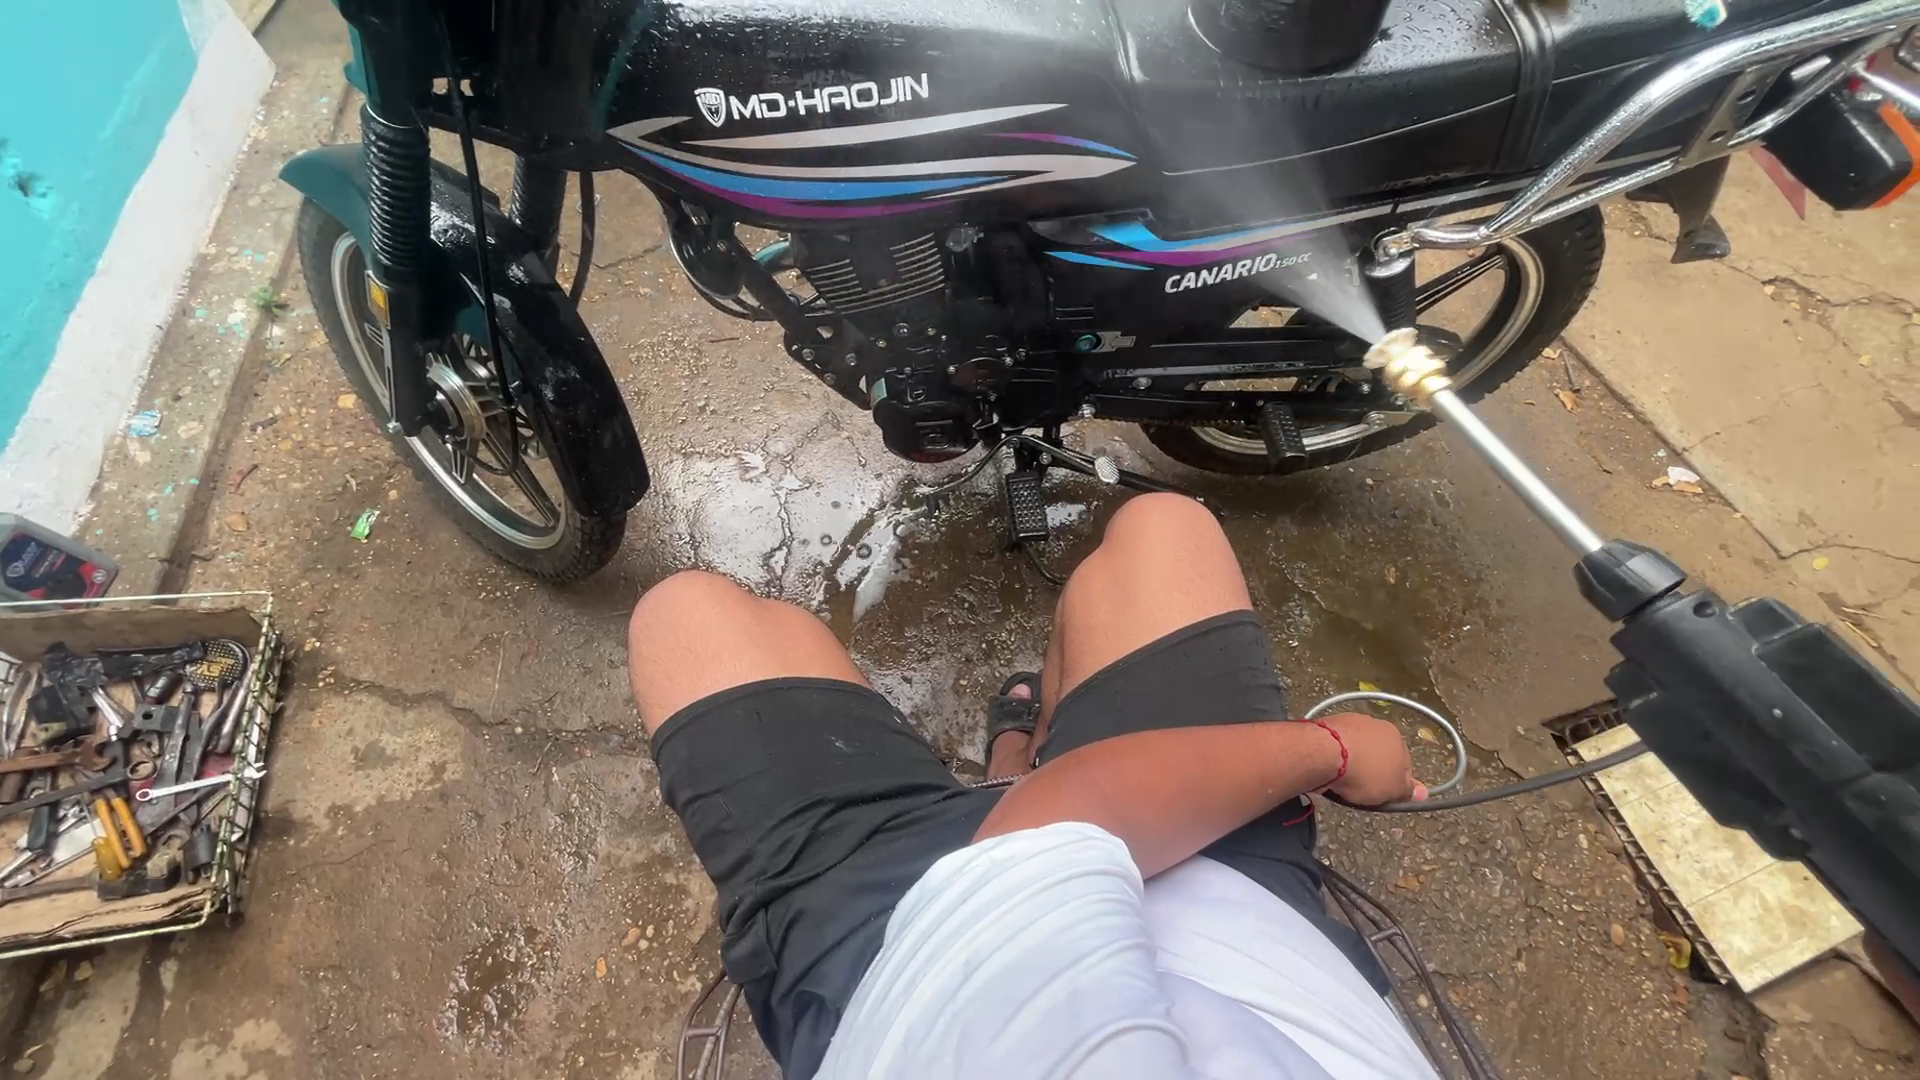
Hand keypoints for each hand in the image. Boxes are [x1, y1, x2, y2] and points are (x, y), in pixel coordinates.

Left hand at [1315, 712, 1426, 805]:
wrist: (1321, 752)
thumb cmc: (1364, 772)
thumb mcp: (1394, 789)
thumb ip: (1409, 791)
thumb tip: (1422, 793)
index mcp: (1393, 734)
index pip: (1403, 762)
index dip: (1396, 782)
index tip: (1386, 794)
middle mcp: (1370, 722)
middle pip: (1375, 753)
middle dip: (1370, 771)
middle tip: (1362, 789)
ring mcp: (1344, 721)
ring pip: (1352, 750)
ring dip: (1349, 764)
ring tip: (1341, 782)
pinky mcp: (1321, 727)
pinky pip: (1332, 748)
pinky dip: (1331, 759)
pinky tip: (1326, 771)